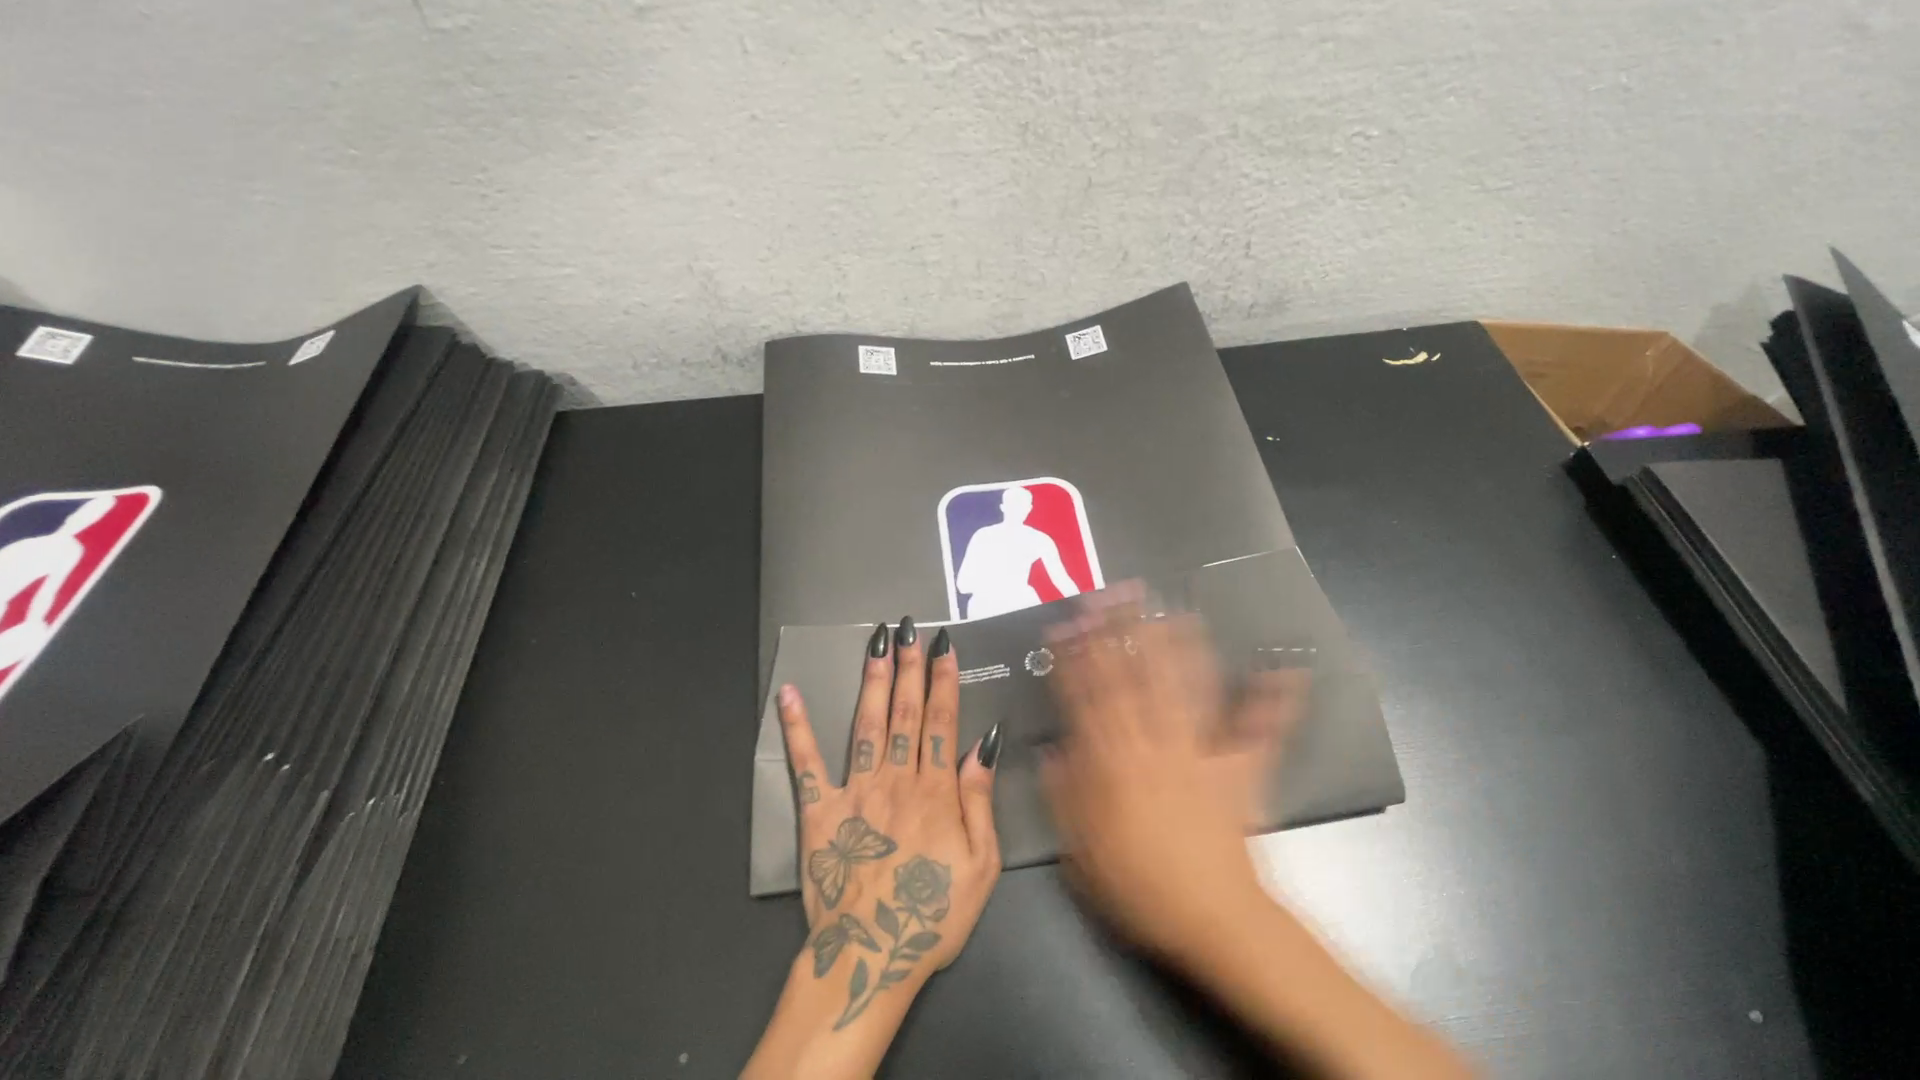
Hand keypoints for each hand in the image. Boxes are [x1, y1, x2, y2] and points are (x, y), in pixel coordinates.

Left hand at [744, 619, 1002, 1078]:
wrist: (871, 953)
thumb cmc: (931, 916)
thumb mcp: (981, 865)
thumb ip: (980, 802)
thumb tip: (983, 746)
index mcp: (936, 793)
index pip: (941, 722)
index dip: (944, 681)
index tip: (943, 646)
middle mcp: (896, 780)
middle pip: (904, 712)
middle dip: (908, 666)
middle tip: (907, 628)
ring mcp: (855, 792)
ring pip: (867, 724)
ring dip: (871, 681)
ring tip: (875, 644)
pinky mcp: (819, 811)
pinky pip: (807, 763)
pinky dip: (798, 727)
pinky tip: (790, 694)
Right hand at [1042, 588, 1477, 1079]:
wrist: (1216, 922)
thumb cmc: (1141, 891)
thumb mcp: (1083, 852)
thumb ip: (1066, 796)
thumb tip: (1054, 749)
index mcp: (1114, 766)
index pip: (1089, 700)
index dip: (1076, 659)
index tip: (1068, 624)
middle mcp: (1155, 747)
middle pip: (1135, 679)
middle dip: (1123, 632)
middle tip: (1116, 592)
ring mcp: (1201, 754)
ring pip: (1185, 688)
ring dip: (1178, 645)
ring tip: (1172, 606)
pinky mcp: (1240, 770)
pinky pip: (1259, 730)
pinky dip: (1274, 699)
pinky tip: (1283, 668)